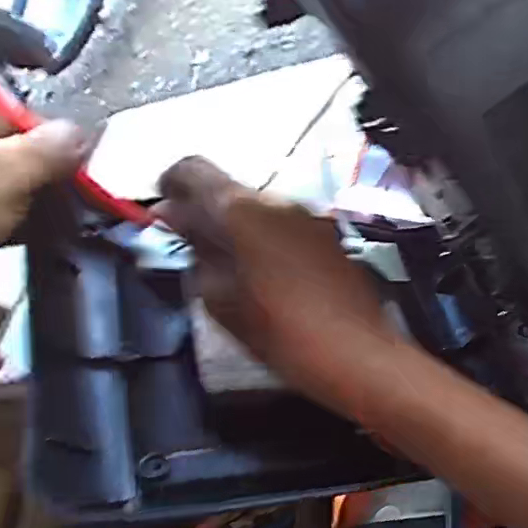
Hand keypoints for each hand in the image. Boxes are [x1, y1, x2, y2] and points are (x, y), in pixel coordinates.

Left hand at [0, 95, 87, 336]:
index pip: (12, 114)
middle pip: (14, 154)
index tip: (90, 164)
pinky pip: (6, 224)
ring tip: (79, 222)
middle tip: (90, 198)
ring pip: (14, 191)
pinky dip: (31, 231)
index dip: (56, 137)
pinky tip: (53, 242)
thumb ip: (45, 150)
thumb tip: (80, 132)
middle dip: (54, 175)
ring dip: (47, 207)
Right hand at [155, 156, 396, 414]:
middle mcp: (284, 203)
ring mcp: (316, 222)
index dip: (171, 187)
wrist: (362, 357)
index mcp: (246, 209)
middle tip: (193, 249)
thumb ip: (197, 254)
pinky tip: (268, 276)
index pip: (193, 170)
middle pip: (233, 193)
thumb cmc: (284, 334)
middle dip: (209, 214)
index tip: (166, 216)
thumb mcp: (221, 300)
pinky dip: (271, 243)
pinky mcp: (337, 244)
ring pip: (264, 212)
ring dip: (242, 230)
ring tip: (231, 268)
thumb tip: (182, 223)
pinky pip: (291, 231)